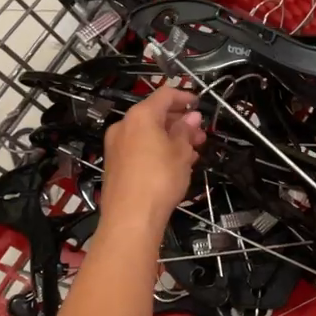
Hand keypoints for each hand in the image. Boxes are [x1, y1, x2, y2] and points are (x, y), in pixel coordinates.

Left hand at [99, 87, 206, 236]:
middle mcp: (124, 126)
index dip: (185, 97)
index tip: (199, 104)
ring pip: (148, 133)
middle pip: (155, 114)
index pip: (165, 95)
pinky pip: (139, 148)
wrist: (130, 219)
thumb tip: (192, 117)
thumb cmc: (159, 179)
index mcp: (140, 116)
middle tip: (200, 134)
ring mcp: (116, 146)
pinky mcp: (115, 165)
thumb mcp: (180, 152)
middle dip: (179, 122)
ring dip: (170, 138)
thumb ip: (186, 131)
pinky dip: (157, 149)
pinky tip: (174, 164)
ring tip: (191, 153)